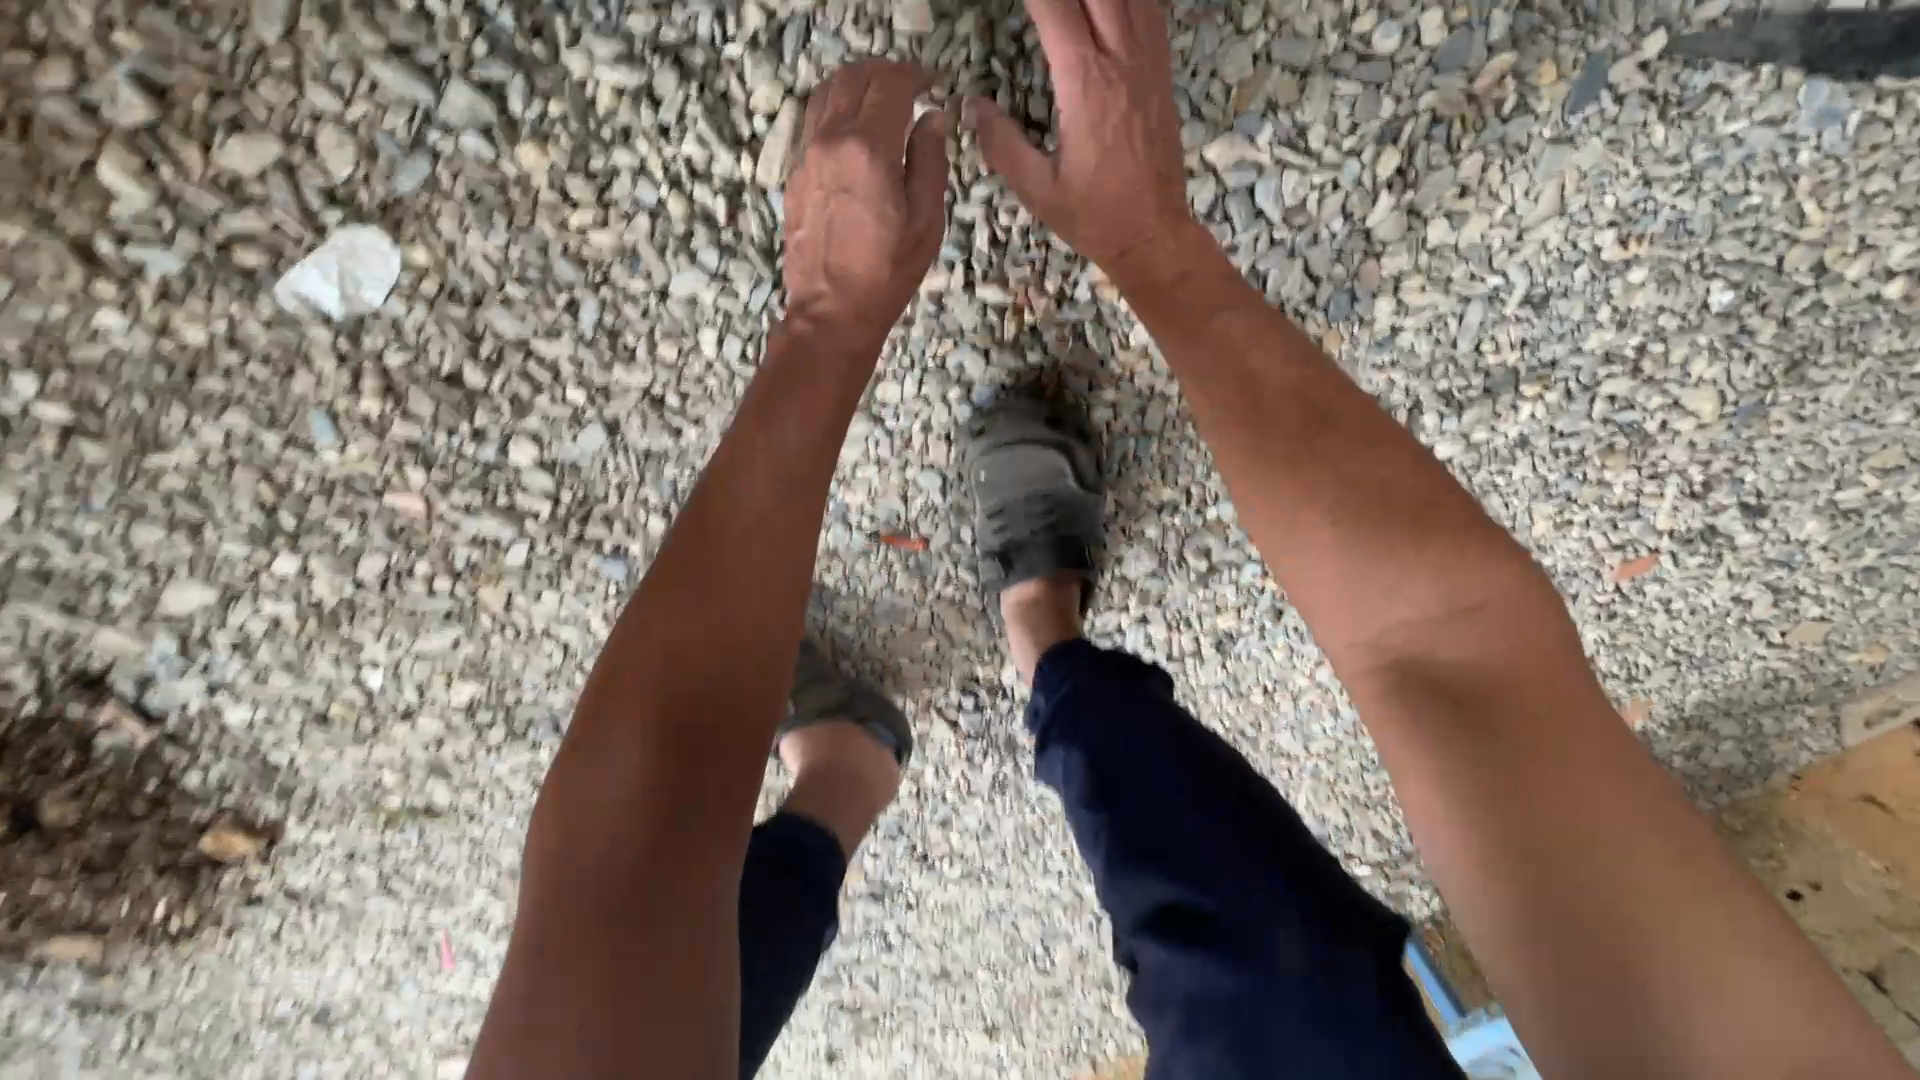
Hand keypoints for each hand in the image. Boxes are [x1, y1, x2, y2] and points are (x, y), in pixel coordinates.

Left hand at [783, 60, 948, 348]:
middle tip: (908, 86)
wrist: (831, 311)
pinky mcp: (795, 176)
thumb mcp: (926, 221)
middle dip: (884, 73)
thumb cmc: (887, 273)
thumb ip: (930, 161)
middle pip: (854, 78)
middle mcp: (831, 140)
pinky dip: (835, 112)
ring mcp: (806, 156)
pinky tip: (854, 133)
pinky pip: (813, 124)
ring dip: (855, 86)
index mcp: (869, 148)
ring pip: (826, 94)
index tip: (932, 84)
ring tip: (878, 101)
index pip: (891, 84)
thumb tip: (932, 120)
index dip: (915, 76)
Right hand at [965, 0, 1197, 280]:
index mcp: (1085, 84)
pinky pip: (1151, 11)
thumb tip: (971, 106)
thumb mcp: (1037, 189)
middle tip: (1041, 1)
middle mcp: (1122, 60)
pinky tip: (1107, 6)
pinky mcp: (1162, 73)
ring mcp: (1148, 62)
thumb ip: (1002, 143)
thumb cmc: (1093, 217)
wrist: (1153, 235)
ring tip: (1072, 2)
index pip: (1054, 6)